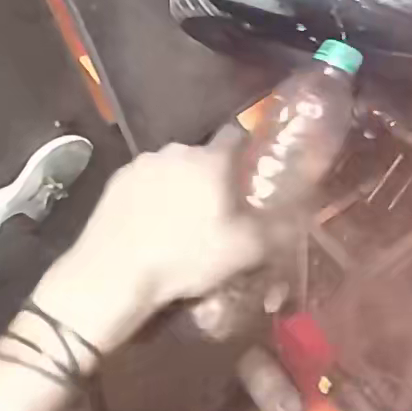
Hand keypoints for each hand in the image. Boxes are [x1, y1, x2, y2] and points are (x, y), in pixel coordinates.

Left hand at [33, 130, 264, 351]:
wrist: (113, 274)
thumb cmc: (184, 259)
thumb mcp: (243, 252)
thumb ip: (276, 228)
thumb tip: (298, 213)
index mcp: (210, 160)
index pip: (237, 136)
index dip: (246, 154)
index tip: (249, 178)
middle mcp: (177, 150)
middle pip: (203, 155)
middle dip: (211, 176)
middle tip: (215, 211)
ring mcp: (142, 162)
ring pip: (173, 167)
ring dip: (180, 184)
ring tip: (179, 222)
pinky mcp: (116, 178)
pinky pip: (144, 180)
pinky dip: (151, 194)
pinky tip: (149, 224)